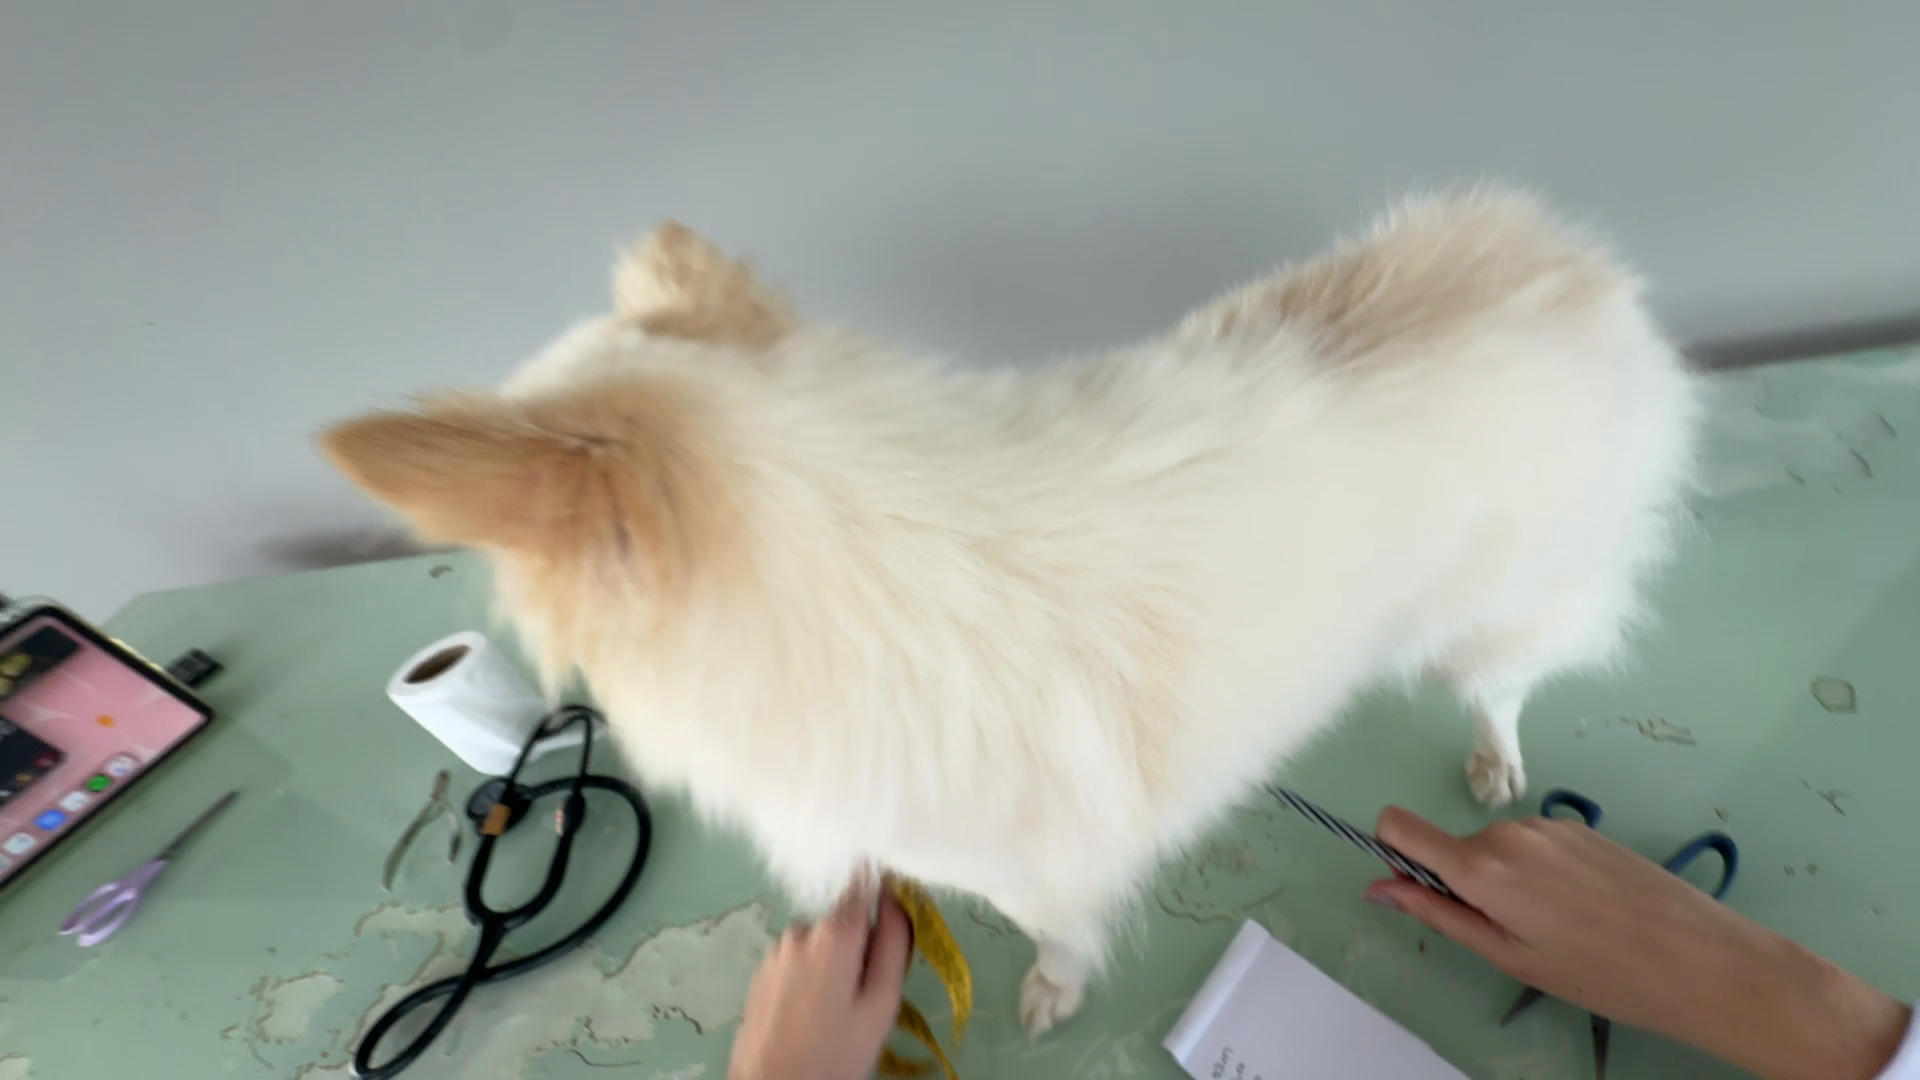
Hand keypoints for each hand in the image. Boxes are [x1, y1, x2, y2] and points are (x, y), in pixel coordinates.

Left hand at [729, 881, 911, 1079]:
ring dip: (833, 962)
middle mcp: (802, 927)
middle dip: (860, 944)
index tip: (895, 920)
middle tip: (864, 993)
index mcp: (835, 930)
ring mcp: (777, 948)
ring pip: (822, 941)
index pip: (866, 880)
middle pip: (845, 918)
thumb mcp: (881, 1003)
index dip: (884, 893)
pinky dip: (810, 976)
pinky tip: (809, 1015)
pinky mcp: (761, 971)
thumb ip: (895, 942)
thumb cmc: (835, 1054)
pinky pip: (799, 959)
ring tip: (833, 1012)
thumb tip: (896, 895)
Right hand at [1365, 807, 1910, 1079]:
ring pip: (1491, 847)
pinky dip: (1536, 868)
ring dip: (1504, 877)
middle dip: (1464, 881)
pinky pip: (1528, 841)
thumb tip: (1376, 887)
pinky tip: (1585, 903)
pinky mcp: (1574, 825)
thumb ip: (1435, 913)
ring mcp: (1541, 824)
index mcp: (1479, 866)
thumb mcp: (1509, 956)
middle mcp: (1502, 831)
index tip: (1419, 886)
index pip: (1396, 824)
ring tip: (1561, 920)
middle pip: (1449, 845)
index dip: (1391, 850)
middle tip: (1516, 929)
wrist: (1716, 967)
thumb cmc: (1604, 975)